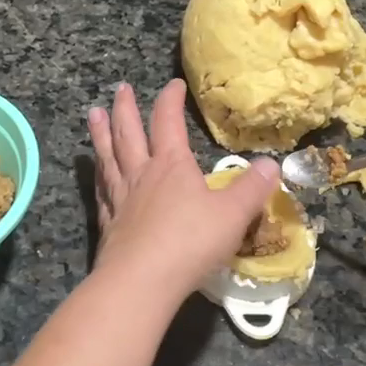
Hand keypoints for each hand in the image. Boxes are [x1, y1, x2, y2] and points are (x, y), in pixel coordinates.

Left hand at [86, 79, 279, 301]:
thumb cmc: (189, 243)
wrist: (141, 281)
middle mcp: (142, 173)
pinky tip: (95, 172)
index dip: (171, 99)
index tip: (174, 84)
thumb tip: (271, 164)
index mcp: (171, 165)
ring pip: (109, 156)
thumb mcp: (232, 215)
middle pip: (130, 132)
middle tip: (120, 88)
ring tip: (94, 113)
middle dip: (126, 108)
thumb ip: (251, 189)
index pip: (168, 121)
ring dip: (101, 133)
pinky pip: (101, 190)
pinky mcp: (108, 223)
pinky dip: (97, 176)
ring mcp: (121, 197)